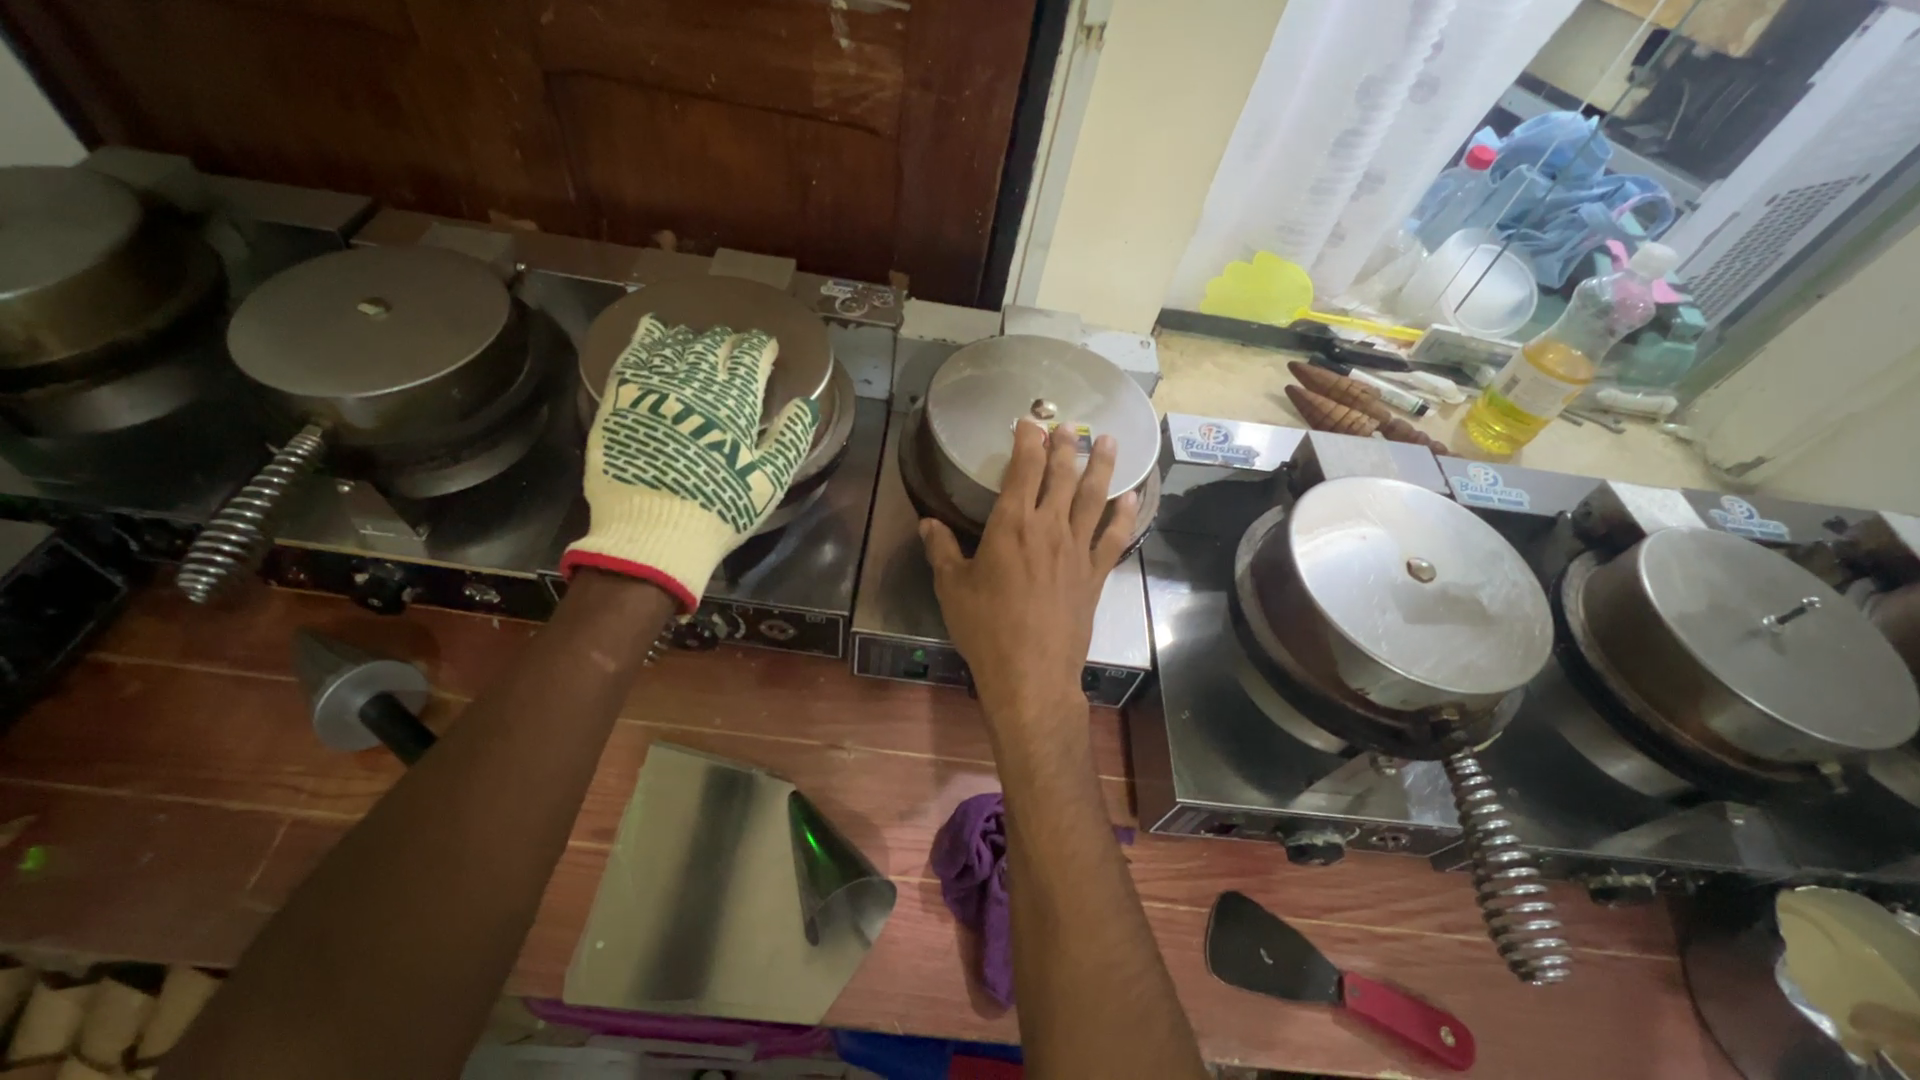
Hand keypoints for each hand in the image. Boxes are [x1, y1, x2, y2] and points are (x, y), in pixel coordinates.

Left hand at [562, 315, 819, 611]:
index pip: (751, 358)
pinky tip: (651, 332)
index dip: (760, 347)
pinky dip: (645, 340)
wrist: (654, 533)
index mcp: (737, 405)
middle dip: (725, 340)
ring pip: (674, 347)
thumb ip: (790, 438)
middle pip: (712, 347)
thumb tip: (806, 404)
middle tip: (730, 341)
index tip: (765, 346)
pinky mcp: (620, 401)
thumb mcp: (769, 482)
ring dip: (688, 338)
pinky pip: (633, 358)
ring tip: (693, 336)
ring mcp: (655, 391)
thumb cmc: (718, 511)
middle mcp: (696, 386)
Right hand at [920, 420, 1138, 727]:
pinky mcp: (1095, 575)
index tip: (1028, 423)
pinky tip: (1132, 497)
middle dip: (1065, 446)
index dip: (1027, 440)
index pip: (1024, 468)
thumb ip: (942, 550)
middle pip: (1062, 475)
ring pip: (1094, 497)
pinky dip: (1125, 515)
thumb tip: (928, 523)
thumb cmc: (986, 628)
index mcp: (1012, 525)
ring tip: (1109, 441)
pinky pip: (1114, 537)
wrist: (1031, 673)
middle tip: (1069, 425)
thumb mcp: (952, 587)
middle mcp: (1049, 528)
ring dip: (1102, 466)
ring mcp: (1077, 550)